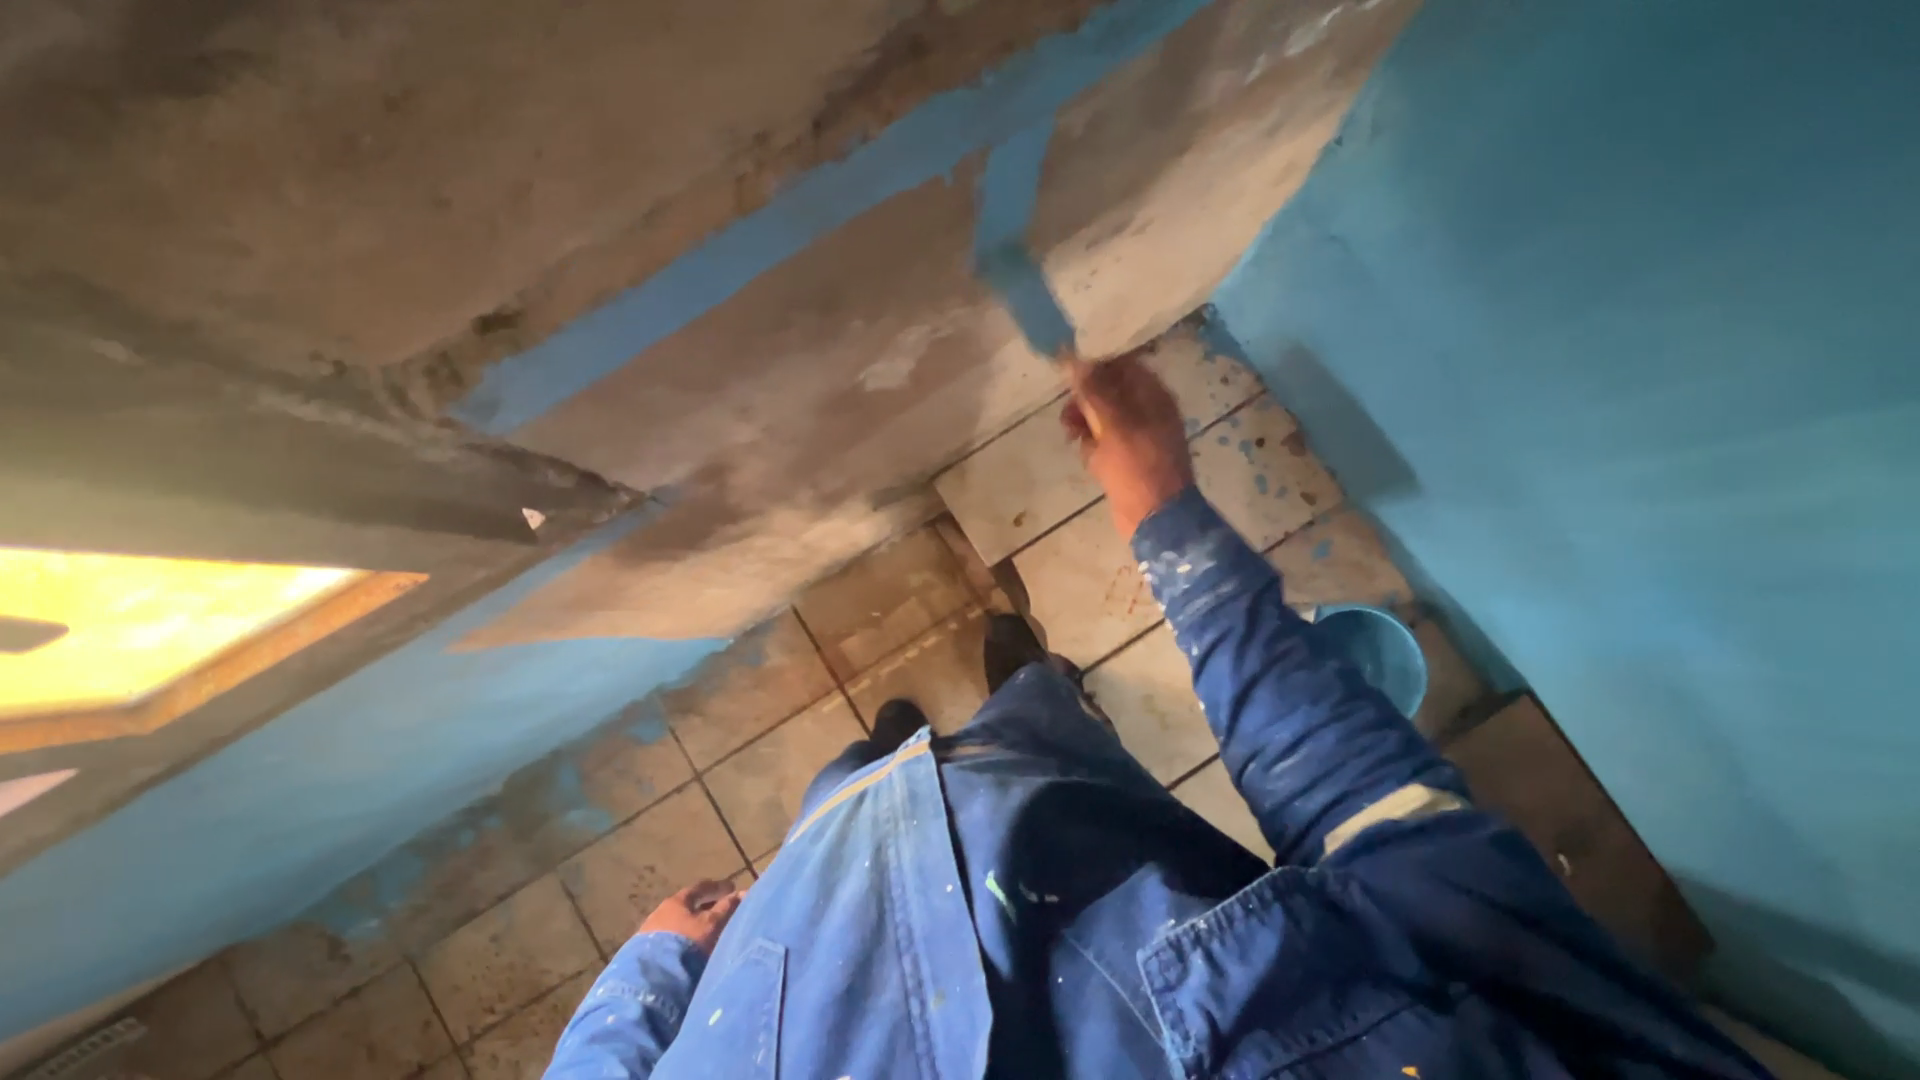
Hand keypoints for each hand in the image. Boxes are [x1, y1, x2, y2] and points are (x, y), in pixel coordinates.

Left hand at [636, 879, 743, 954]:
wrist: (651, 980)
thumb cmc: (686, 944)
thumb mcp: (712, 925)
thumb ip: (727, 908)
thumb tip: (743, 892)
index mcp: (677, 901)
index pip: (700, 887)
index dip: (717, 887)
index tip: (731, 889)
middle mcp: (660, 913)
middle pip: (685, 907)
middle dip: (703, 909)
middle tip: (719, 915)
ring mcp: (648, 934)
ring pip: (675, 926)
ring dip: (690, 929)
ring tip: (703, 939)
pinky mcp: (641, 956)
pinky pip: (666, 943)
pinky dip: (679, 944)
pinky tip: (686, 954)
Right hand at [1060, 347, 1194, 538]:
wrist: (1155, 518)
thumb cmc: (1137, 466)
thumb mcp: (1113, 424)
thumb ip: (1093, 390)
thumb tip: (1073, 360)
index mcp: (1153, 396)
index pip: (1123, 365)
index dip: (1096, 368)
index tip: (1071, 380)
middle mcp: (1148, 411)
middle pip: (1110, 392)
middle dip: (1085, 401)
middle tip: (1067, 415)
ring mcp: (1139, 437)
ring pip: (1103, 418)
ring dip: (1084, 425)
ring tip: (1072, 436)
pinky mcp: (1128, 459)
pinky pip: (1104, 443)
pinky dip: (1092, 447)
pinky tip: (1087, 458)